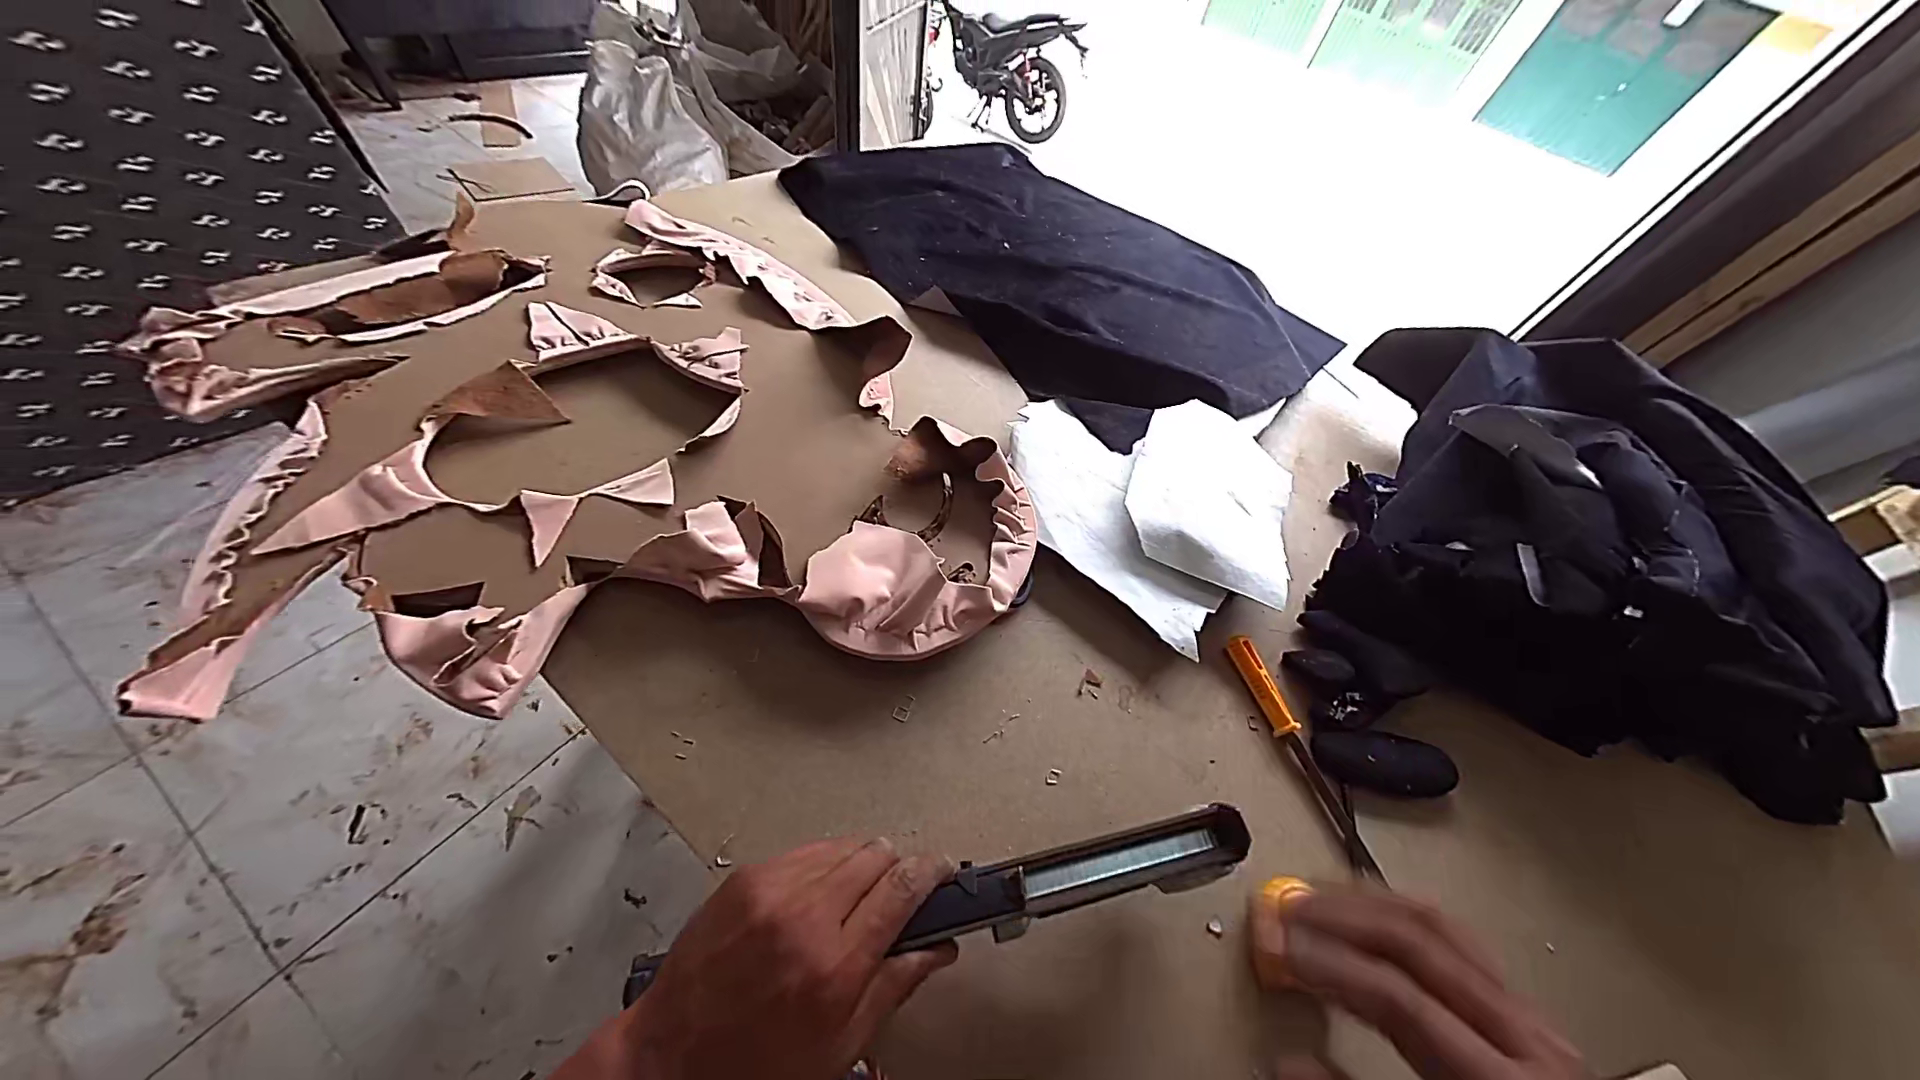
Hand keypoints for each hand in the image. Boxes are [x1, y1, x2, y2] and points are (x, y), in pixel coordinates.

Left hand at [555, 838, 955, 1079]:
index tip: (944, 869)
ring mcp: (772, 889)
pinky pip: (807, 851)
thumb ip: (895, 984)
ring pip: (845, 845)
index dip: (932, 871)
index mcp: (834, 965)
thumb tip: (940, 947)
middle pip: (878, 854)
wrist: (670, 1055)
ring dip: (862, 863)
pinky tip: (818, 893)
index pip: (903, 889)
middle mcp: (805, 915)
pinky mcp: (748, 876)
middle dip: (898, 866)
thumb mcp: (839, 1044)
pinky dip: (824, 864)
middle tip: (899, 890)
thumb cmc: (754, 1064)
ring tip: (855, 897)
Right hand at [1250, 885, 1590, 1079]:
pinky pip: (1452, 935)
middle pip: (1414, 942)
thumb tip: (1285, 1063)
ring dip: (1360, 903)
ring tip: (1309, 897)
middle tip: (1280, 908)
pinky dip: (1395, 913)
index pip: (1399, 998)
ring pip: (1434, 924)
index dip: (1328, 966)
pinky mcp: (1520, 1010)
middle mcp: (1526, 1039)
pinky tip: (1361, 911)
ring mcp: (1529, 1018)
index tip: (1277, 947)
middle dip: (1334, 917)